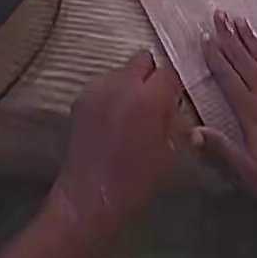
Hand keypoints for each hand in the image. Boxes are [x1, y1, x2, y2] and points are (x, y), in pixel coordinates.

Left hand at [52, 51, 184, 233]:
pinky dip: (111, 94)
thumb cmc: (136, 183)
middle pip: (143, 59)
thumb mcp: (168, 153)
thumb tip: (169, 102)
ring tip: (129, 113)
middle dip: (150, 75)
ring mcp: (98, 88)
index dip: (173, 84)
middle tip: (152, 100)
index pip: (169, 71)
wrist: (89, 198)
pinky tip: (110, 120)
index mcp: (149, 99)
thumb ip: (169, 118)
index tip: (174, 98)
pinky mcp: (82, 96)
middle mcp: (123, 84)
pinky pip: (104, 85)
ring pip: (121, 70)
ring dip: (129, 84)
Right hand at [197, 13, 256, 222]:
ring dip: (252, 38)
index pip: (226, 77)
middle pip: (244, 59)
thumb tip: (192, 132)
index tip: (204, 36)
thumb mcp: (251, 173)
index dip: (214, 56)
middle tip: (218, 14)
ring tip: (240, 20)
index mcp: (251, 110)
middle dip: (229, 36)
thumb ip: (222, 150)